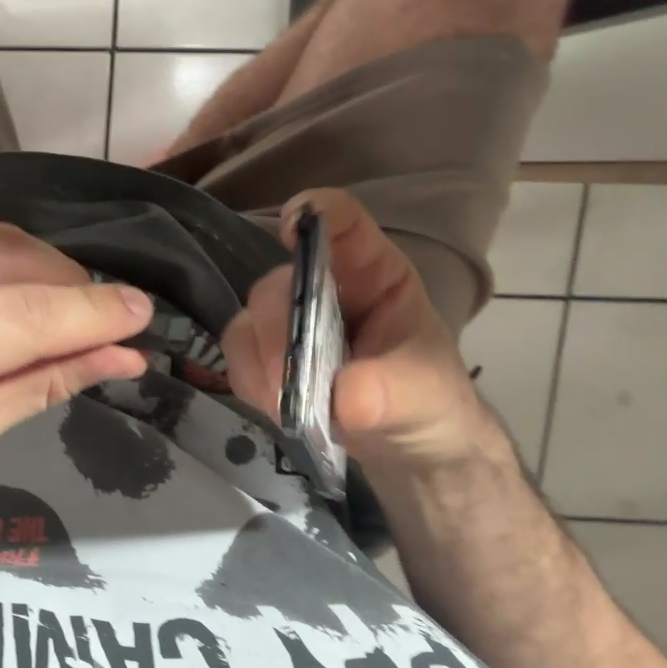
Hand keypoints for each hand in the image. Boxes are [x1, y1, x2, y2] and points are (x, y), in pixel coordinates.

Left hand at [0, 206, 152, 510]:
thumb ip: (37, 386)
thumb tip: (120, 355)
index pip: (26, 315)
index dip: (96, 312)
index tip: (144, 315)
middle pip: (12, 256)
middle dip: (72, 285)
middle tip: (101, 322)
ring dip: (37, 263)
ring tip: (53, 308)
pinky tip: (2, 284)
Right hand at [222, 189, 502, 476]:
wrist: (410, 452)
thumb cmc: (431, 406)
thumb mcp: (429, 399)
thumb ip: (395, 392)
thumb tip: (347, 396)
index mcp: (373, 275)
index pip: (341, 224)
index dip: (312, 215)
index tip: (291, 232)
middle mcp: (323, 287)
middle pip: (277, 285)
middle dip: (278, 336)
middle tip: (291, 386)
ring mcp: (287, 319)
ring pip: (248, 323)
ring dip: (262, 369)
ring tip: (295, 408)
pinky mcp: (262, 352)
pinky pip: (236, 356)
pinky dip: (252, 386)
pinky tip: (283, 410)